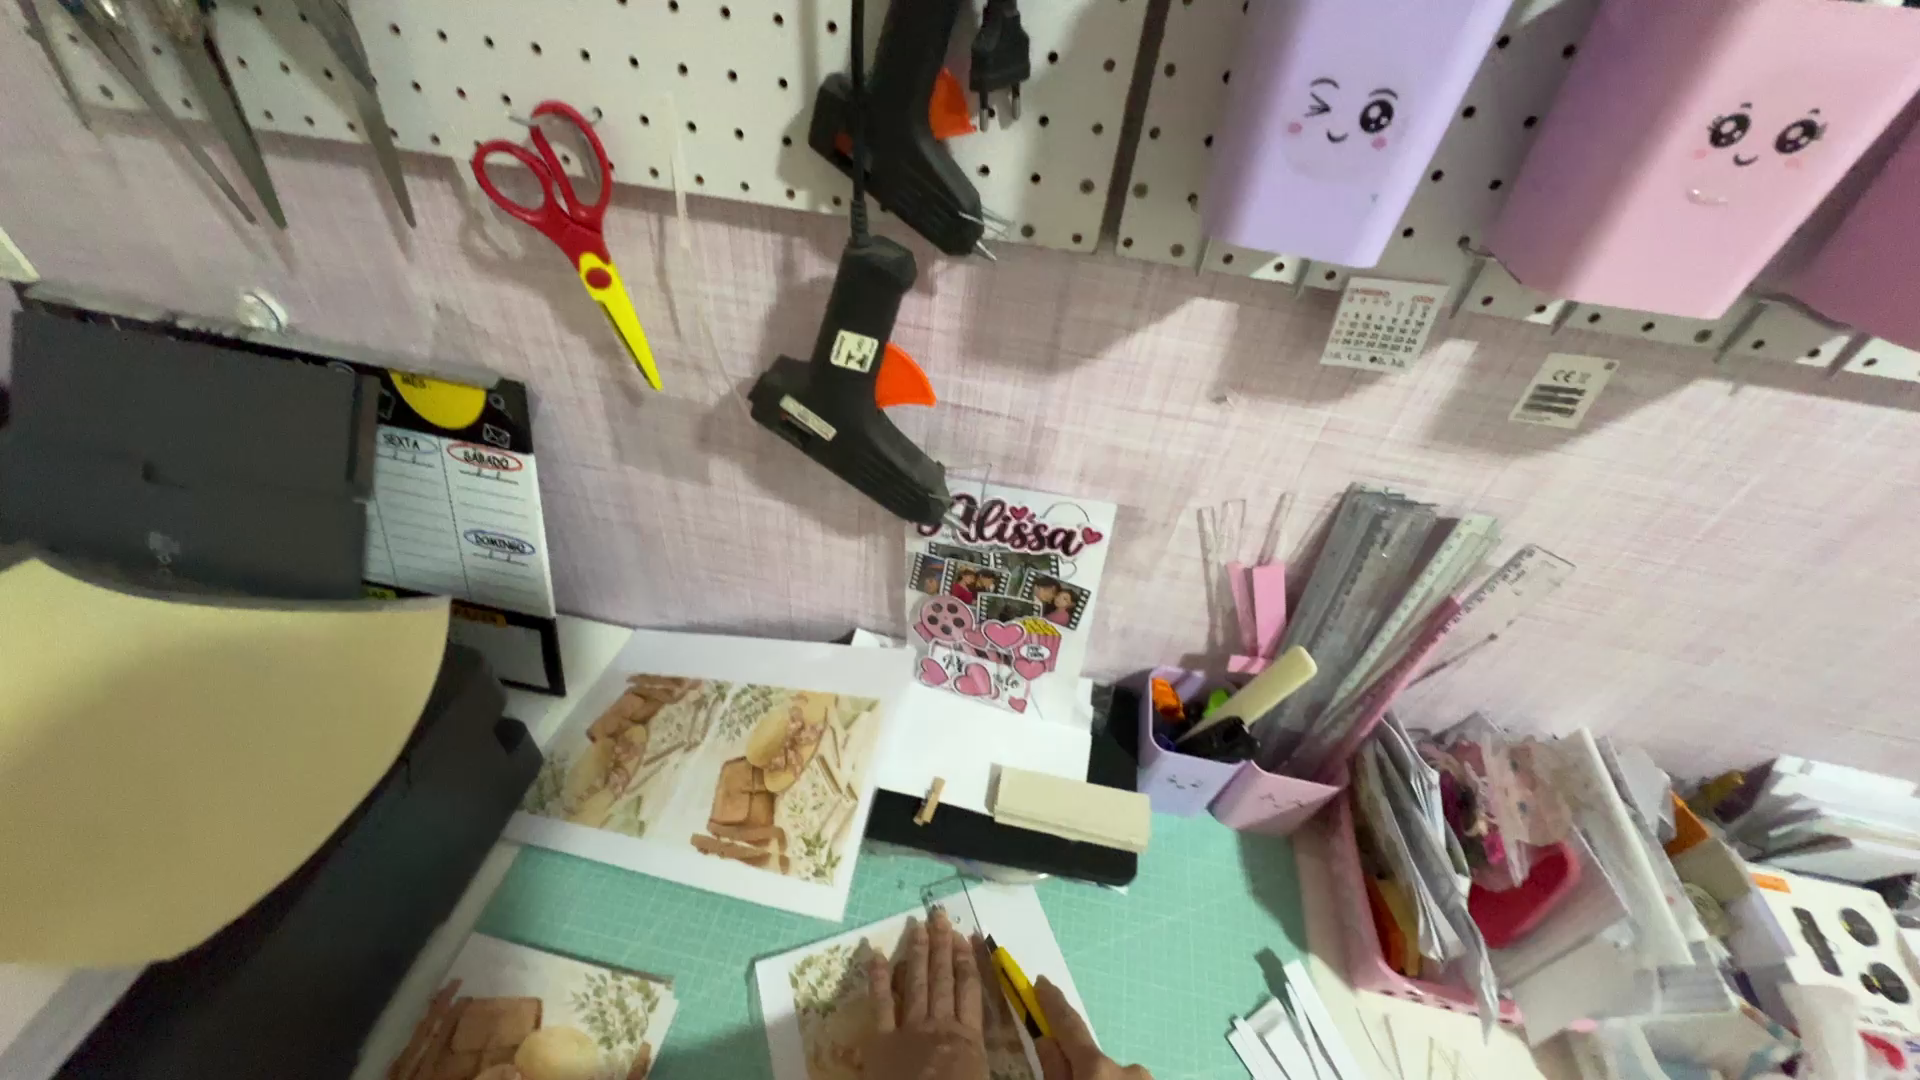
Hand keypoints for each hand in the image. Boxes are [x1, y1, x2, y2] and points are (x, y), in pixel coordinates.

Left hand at [863, 907, 987, 1079]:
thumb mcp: (981, 1079)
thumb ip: (980, 1057)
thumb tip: (984, 1041)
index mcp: (968, 1039)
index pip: (969, 989)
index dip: (967, 960)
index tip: (965, 935)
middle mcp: (940, 1026)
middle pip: (943, 978)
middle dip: (942, 945)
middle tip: (939, 915)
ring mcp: (909, 1031)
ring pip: (915, 984)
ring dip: (917, 953)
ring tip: (918, 925)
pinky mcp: (882, 1043)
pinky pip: (881, 1006)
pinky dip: (879, 980)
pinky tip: (878, 956)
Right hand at [1033, 977, 1152, 1079]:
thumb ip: (1054, 1073)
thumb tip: (1047, 1041)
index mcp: (1097, 1069)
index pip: (1068, 1026)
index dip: (1052, 1003)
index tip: (1041, 981)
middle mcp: (1127, 1068)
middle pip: (1094, 1059)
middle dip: (1082, 1069)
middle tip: (1072, 1077)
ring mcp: (1149, 1078)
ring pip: (1114, 1076)